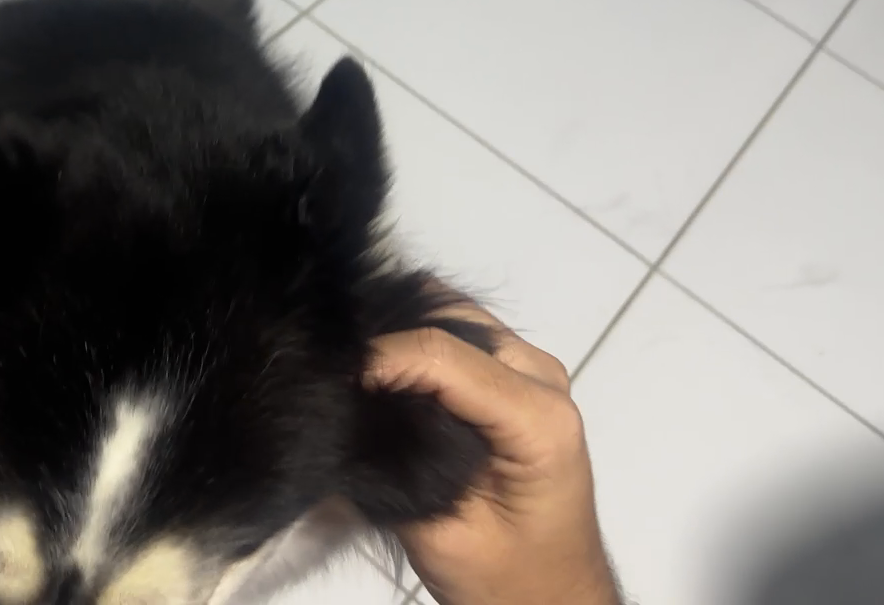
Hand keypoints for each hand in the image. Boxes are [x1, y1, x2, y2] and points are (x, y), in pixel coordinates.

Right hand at [368, 300, 620, 604]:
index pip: (441, 353)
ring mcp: (529, 364)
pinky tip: (384, 364)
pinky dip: (413, 330)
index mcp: (537, 419)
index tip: (331, 377)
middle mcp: (539, 375)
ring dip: (399, 327)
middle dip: (385, 331)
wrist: (552, 596)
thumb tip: (340, 400)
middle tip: (338, 365)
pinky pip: (454, 322)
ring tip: (355, 363)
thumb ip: (394, 462)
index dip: (378, 355)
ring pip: (447, 306)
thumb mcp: (439, 532)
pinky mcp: (513, 366)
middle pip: (446, 313)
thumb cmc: (504, 578)